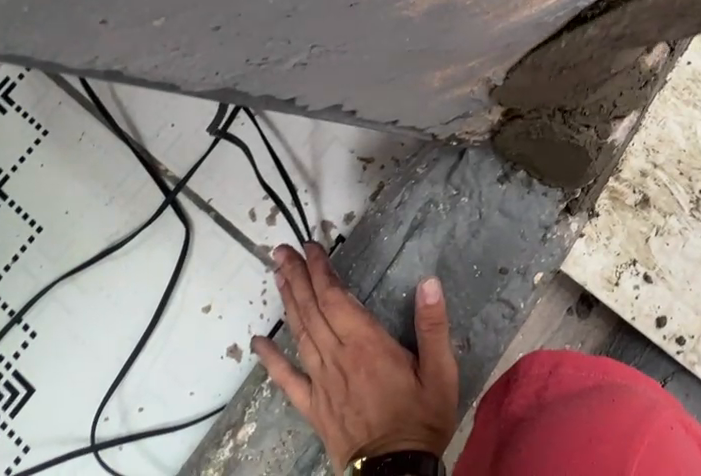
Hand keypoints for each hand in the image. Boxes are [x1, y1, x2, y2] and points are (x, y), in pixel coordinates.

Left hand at [250, 243, 458, 469]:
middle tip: (281, 250)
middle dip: (297, 277)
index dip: (322, 272)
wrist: (394, 475)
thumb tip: (429, 282)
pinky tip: (258, 342)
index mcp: (368, 346)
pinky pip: (287, 379)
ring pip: (300, 334)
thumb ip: (433, 326)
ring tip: (276, 275)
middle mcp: (338, 358)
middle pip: (313, 310)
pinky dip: (271, 359)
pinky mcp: (313, 406)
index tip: (312, 247)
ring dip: (287, 302)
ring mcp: (321, 383)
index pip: (338, 299)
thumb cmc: (422, 419)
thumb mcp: (441, 371)